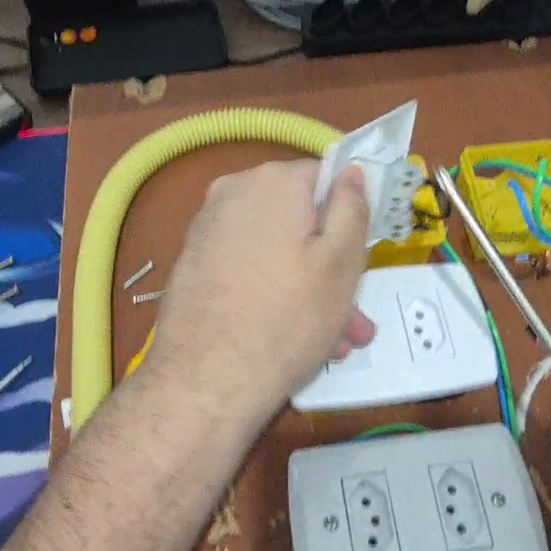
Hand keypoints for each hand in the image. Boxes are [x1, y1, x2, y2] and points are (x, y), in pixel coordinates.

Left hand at [142, 160, 375, 430]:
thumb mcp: (341, 262)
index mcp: (272, 180)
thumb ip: (351, 207)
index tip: (358, 263)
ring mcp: (206, 230)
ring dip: (305, 287)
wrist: (206, 379)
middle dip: (329, 264)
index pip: (324, 179)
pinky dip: (270, 292)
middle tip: (352, 317)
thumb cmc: (287, 318)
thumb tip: (351, 171)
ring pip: (274, 250)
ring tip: (330, 339)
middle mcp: (231, 193)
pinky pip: (247, 268)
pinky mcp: (192, 265)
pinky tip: (289, 335)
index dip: (347, 219)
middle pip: (297, 219)